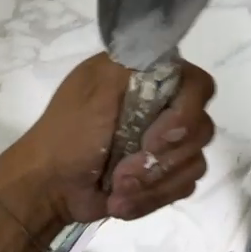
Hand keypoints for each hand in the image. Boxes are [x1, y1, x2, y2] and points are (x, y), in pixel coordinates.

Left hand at [0, 53, 215, 229]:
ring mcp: (167, 142)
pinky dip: (151, 197)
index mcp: (146, 78)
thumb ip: (132, 66)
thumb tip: (168, 51)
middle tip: (123, 171)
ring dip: (152, 182)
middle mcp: (163, 106)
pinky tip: (121, 200)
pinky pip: (183, 187)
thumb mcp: (94, 90)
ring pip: (193, 163)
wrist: (50, 187)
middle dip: (161, 159)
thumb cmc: (68, 134)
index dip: (185, 114)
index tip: (154, 138)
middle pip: (201, 129)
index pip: (197, 85)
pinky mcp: (165, 174)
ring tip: (117, 188)